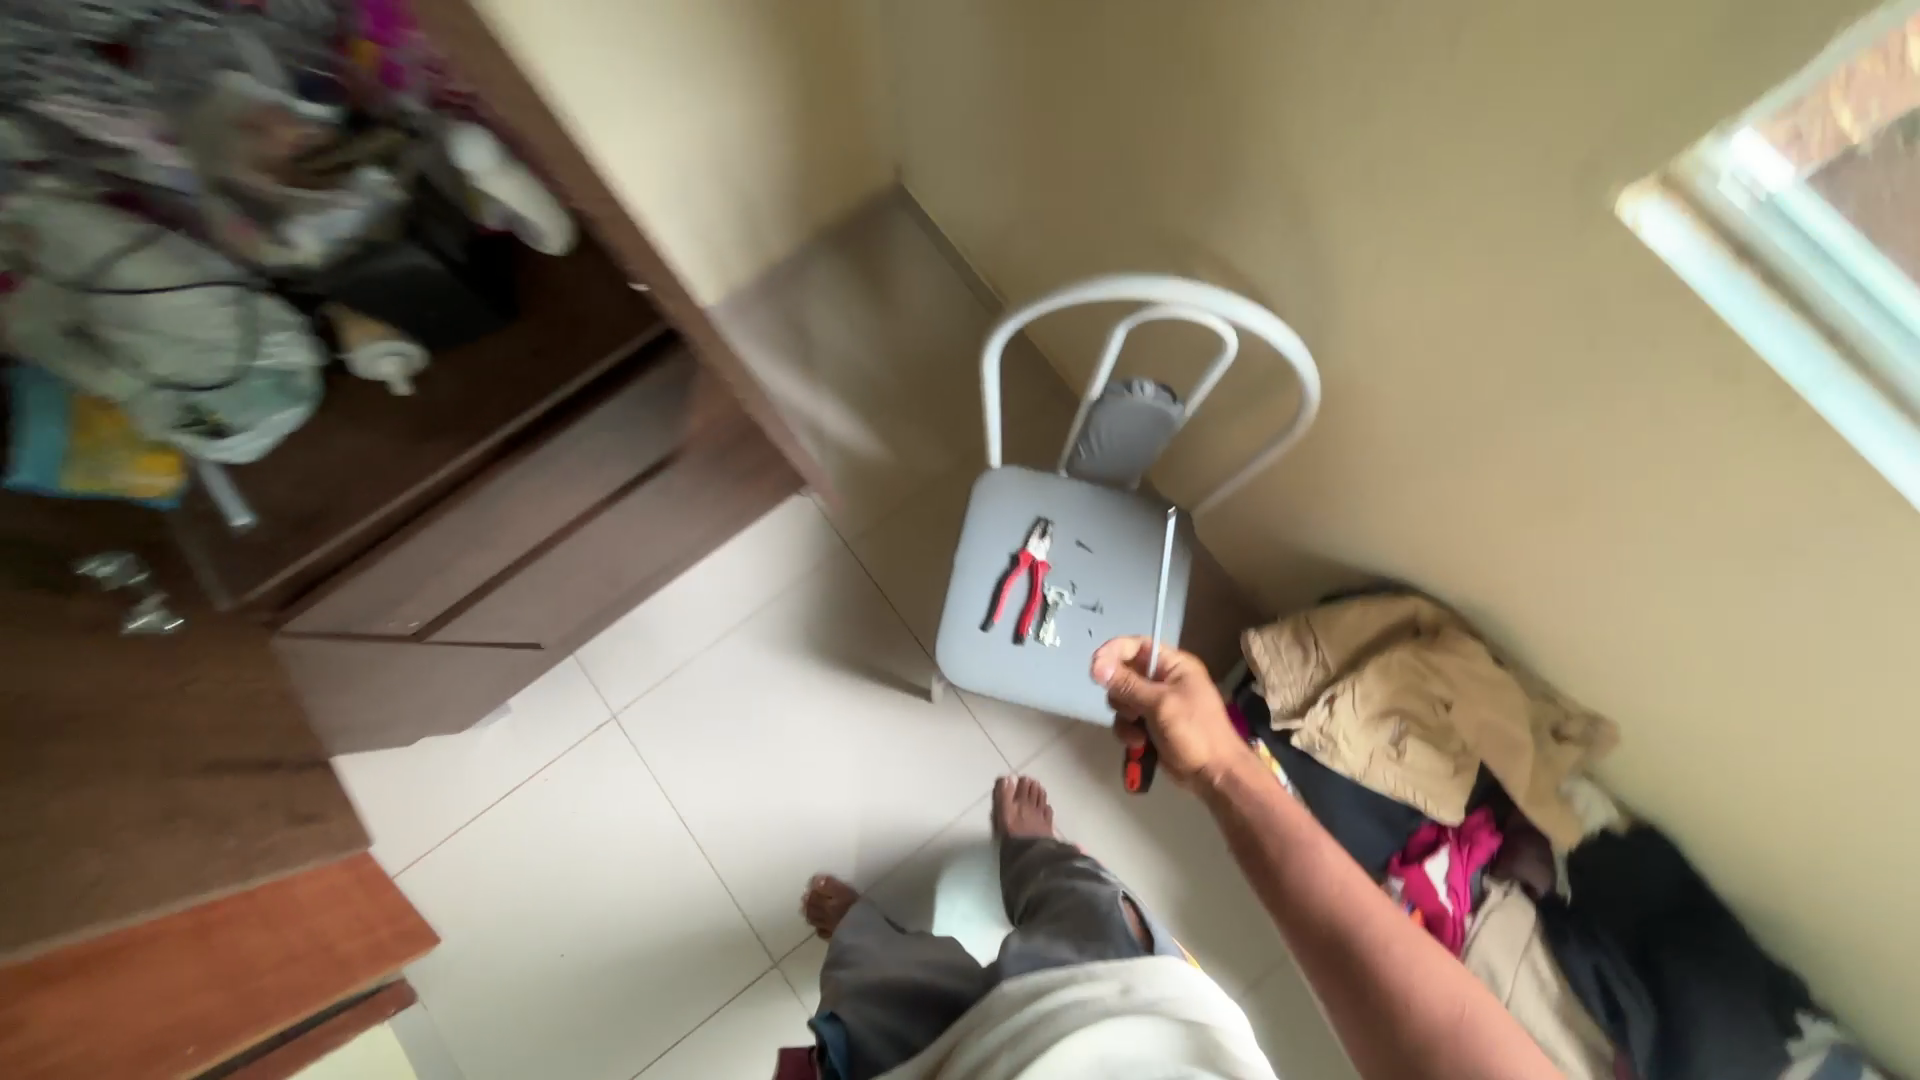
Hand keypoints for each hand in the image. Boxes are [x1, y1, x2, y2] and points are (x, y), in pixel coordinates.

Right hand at [1091, 637, 1253, 790]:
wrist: (1213, 775)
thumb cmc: (1195, 732)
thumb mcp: (1161, 704)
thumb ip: (1128, 684)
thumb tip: (1098, 666)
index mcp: (1174, 666)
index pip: (1137, 646)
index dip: (1114, 653)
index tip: (1095, 669)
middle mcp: (1163, 680)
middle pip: (1124, 673)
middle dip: (1121, 694)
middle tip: (1129, 709)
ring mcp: (1156, 703)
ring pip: (1122, 699)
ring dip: (1124, 717)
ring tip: (1138, 732)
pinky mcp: (1150, 724)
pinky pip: (1126, 720)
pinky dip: (1128, 731)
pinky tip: (1139, 744)